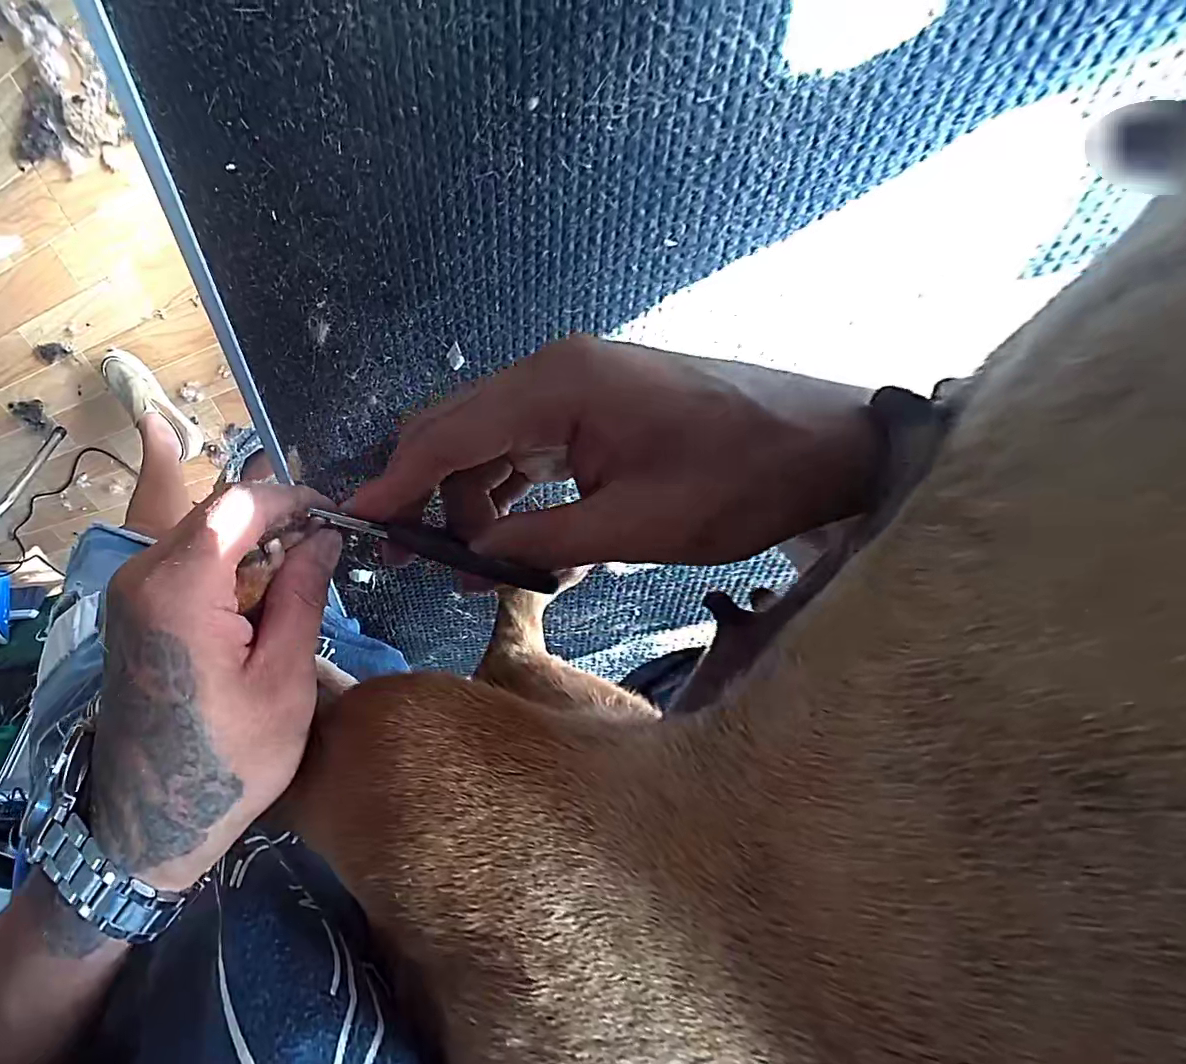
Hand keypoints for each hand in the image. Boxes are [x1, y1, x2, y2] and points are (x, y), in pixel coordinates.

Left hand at [90, 483, 342, 891]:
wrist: (150, 818)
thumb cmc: (227, 762)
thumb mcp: (283, 681)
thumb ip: (302, 595)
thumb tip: (323, 537)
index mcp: (178, 589)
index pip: (237, 504)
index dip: (289, 498)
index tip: (330, 516)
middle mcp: (140, 575)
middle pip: (215, 514)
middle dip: (271, 523)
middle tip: (317, 554)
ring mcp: (128, 590)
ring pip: (200, 534)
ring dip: (248, 547)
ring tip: (290, 586)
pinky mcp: (128, 606)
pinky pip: (182, 562)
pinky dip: (223, 568)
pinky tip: (249, 606)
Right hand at [347, 336, 878, 577]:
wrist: (830, 445)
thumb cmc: (745, 481)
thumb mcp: (638, 527)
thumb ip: (540, 540)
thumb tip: (471, 553)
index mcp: (558, 387)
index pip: (448, 435)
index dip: (396, 480)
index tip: (355, 517)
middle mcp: (549, 375)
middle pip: (451, 431)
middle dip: (421, 494)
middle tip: (405, 553)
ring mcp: (564, 389)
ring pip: (479, 447)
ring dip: (466, 506)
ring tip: (473, 566)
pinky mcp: (579, 410)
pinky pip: (515, 454)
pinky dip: (502, 499)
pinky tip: (512, 542)